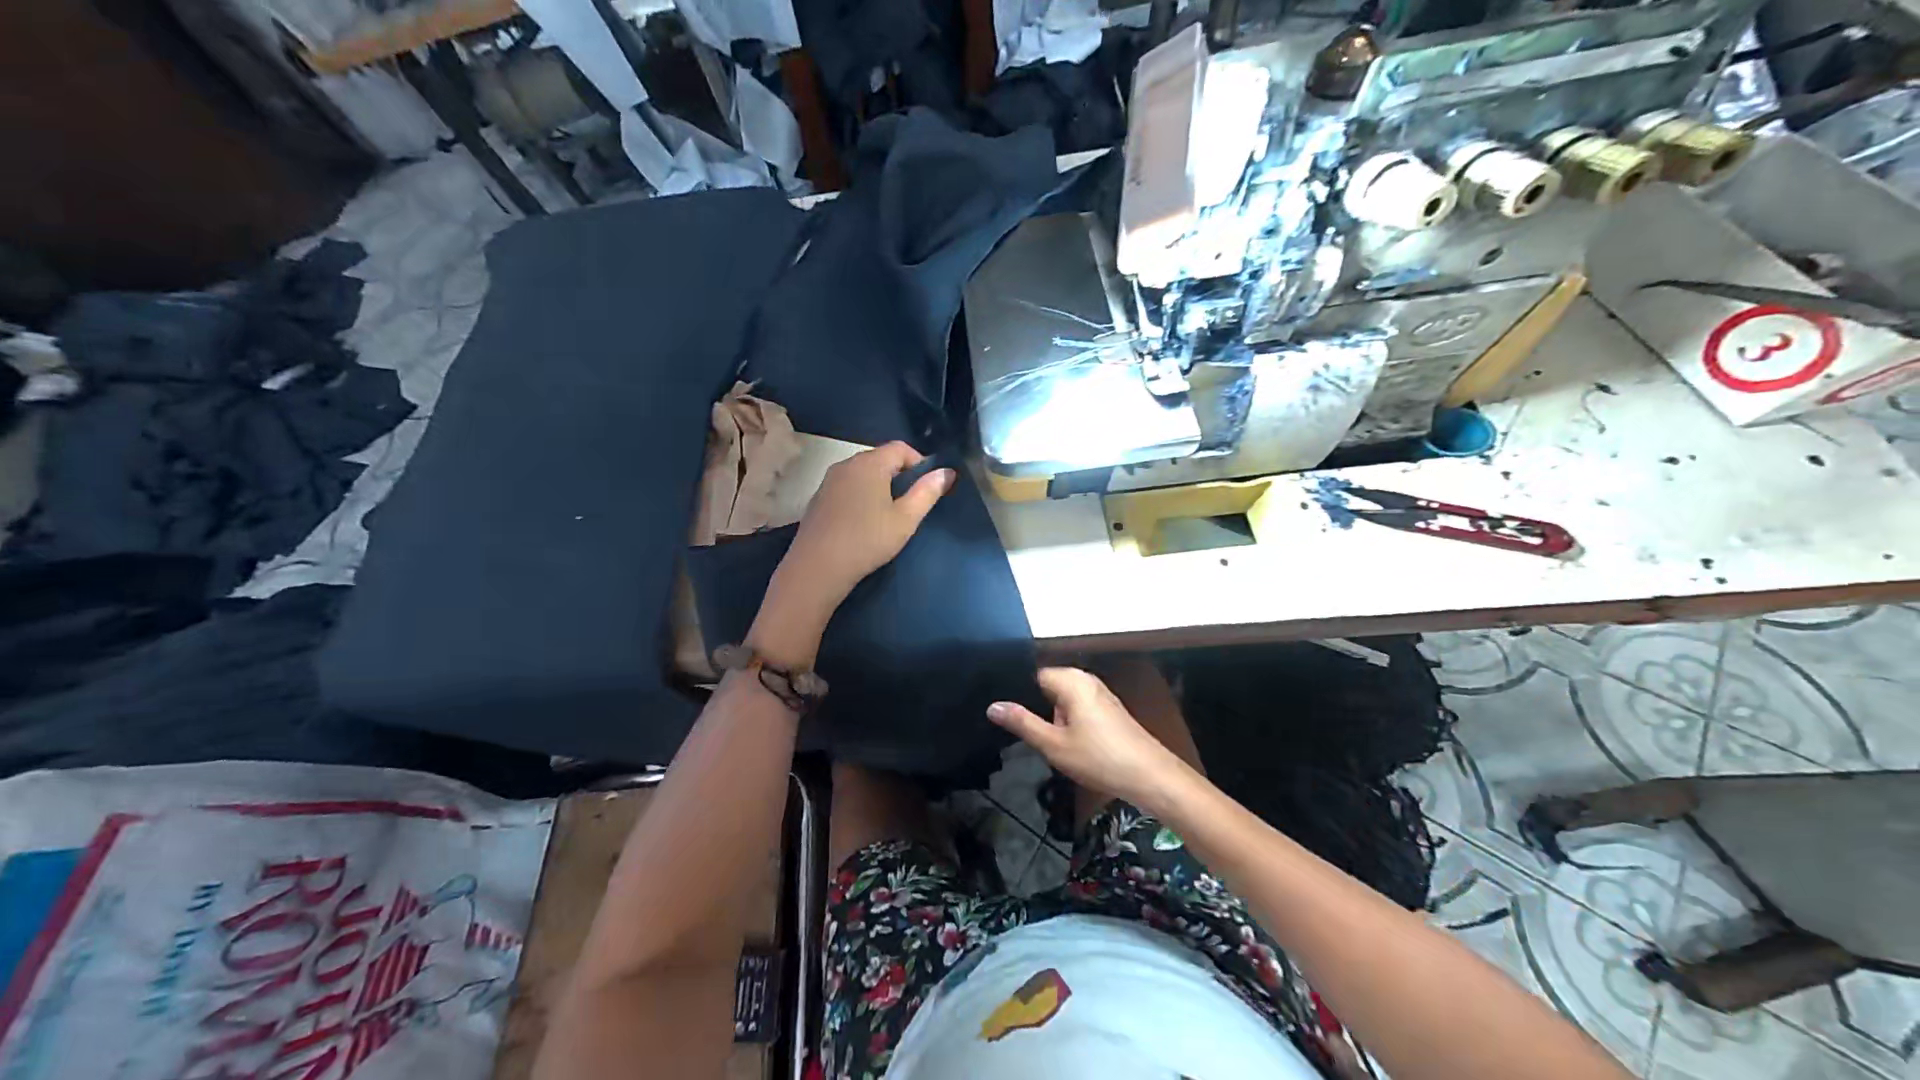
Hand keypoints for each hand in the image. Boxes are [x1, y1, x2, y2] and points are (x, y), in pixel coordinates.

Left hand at [748, 442, 954, 668]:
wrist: (817, 567)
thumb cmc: (867, 541)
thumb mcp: (905, 519)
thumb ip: (927, 493)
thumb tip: (947, 472)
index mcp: (870, 464)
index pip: (900, 447)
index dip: (919, 462)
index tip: (927, 488)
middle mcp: (846, 464)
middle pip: (880, 458)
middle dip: (899, 474)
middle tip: (911, 503)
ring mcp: (829, 481)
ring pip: (862, 473)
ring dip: (879, 485)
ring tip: (888, 514)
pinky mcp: (818, 498)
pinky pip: (847, 487)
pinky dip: (861, 495)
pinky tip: (863, 522)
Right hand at [987, 668, 1195, 811]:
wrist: (1150, 776)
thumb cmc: (1099, 758)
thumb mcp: (1053, 744)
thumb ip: (1022, 723)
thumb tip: (993, 706)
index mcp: (1070, 680)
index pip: (1031, 675)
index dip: (1014, 692)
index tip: (998, 711)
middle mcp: (1084, 679)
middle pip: (1045, 687)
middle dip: (1031, 706)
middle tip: (1014, 730)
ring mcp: (1098, 694)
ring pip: (1060, 700)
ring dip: (1049, 718)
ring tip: (1037, 739)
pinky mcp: (1107, 710)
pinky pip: (1075, 708)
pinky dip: (1065, 723)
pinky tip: (1062, 744)